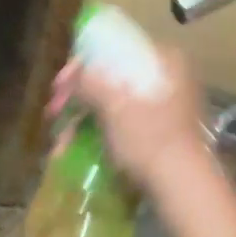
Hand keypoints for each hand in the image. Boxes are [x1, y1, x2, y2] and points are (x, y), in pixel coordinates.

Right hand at [62, 46, 208, 183]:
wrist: (182, 185)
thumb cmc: (149, 138)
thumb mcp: (113, 105)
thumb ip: (89, 83)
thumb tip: (74, 75)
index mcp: (165, 61)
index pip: (115, 51)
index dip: (81, 67)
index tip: (58, 85)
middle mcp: (169, 78)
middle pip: (113, 80)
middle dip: (78, 100)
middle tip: (53, 113)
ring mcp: (167, 107)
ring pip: (115, 105)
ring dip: (83, 122)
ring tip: (59, 145)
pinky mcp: (162, 133)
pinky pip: (124, 125)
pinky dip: (100, 134)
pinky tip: (75, 151)